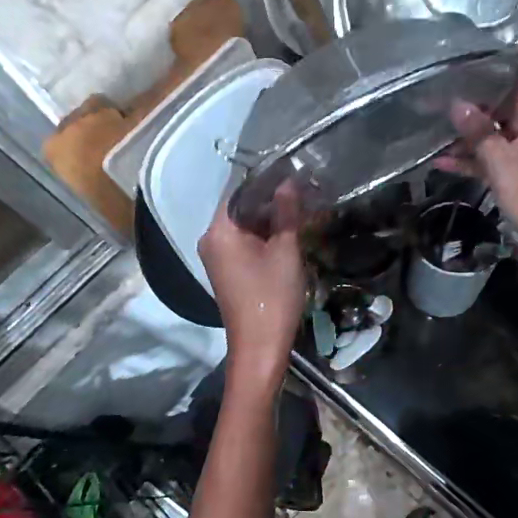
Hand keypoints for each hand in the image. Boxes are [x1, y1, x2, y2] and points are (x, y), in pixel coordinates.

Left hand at [199, 186, 307, 393]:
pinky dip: (264, 235)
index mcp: (220, 230)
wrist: (260, 346)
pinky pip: (245, 242)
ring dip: (271, 218)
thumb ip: (286, 214)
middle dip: (271, 199)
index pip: (240, 190)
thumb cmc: (272, 297)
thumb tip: (289, 183)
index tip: (294, 171)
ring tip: (302, 208)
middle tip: (304, 190)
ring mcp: (218, 256)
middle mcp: (212, 239)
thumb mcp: (286, 251)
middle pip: (241, 207)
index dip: (267, 179)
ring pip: (245, 225)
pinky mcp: (228, 270)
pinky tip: (289, 232)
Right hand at [438, 79, 517, 264]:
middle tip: (434, 112)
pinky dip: (484, 160)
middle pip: (504, 108)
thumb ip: (479, 132)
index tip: (449, 84)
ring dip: (472, 141)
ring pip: (502, 135)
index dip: (481, 82)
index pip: (512, 82)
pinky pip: (507, 156)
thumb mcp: (503, 166)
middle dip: (470, 114)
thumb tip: (457, 104)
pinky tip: (448, 164)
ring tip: (434, 142)